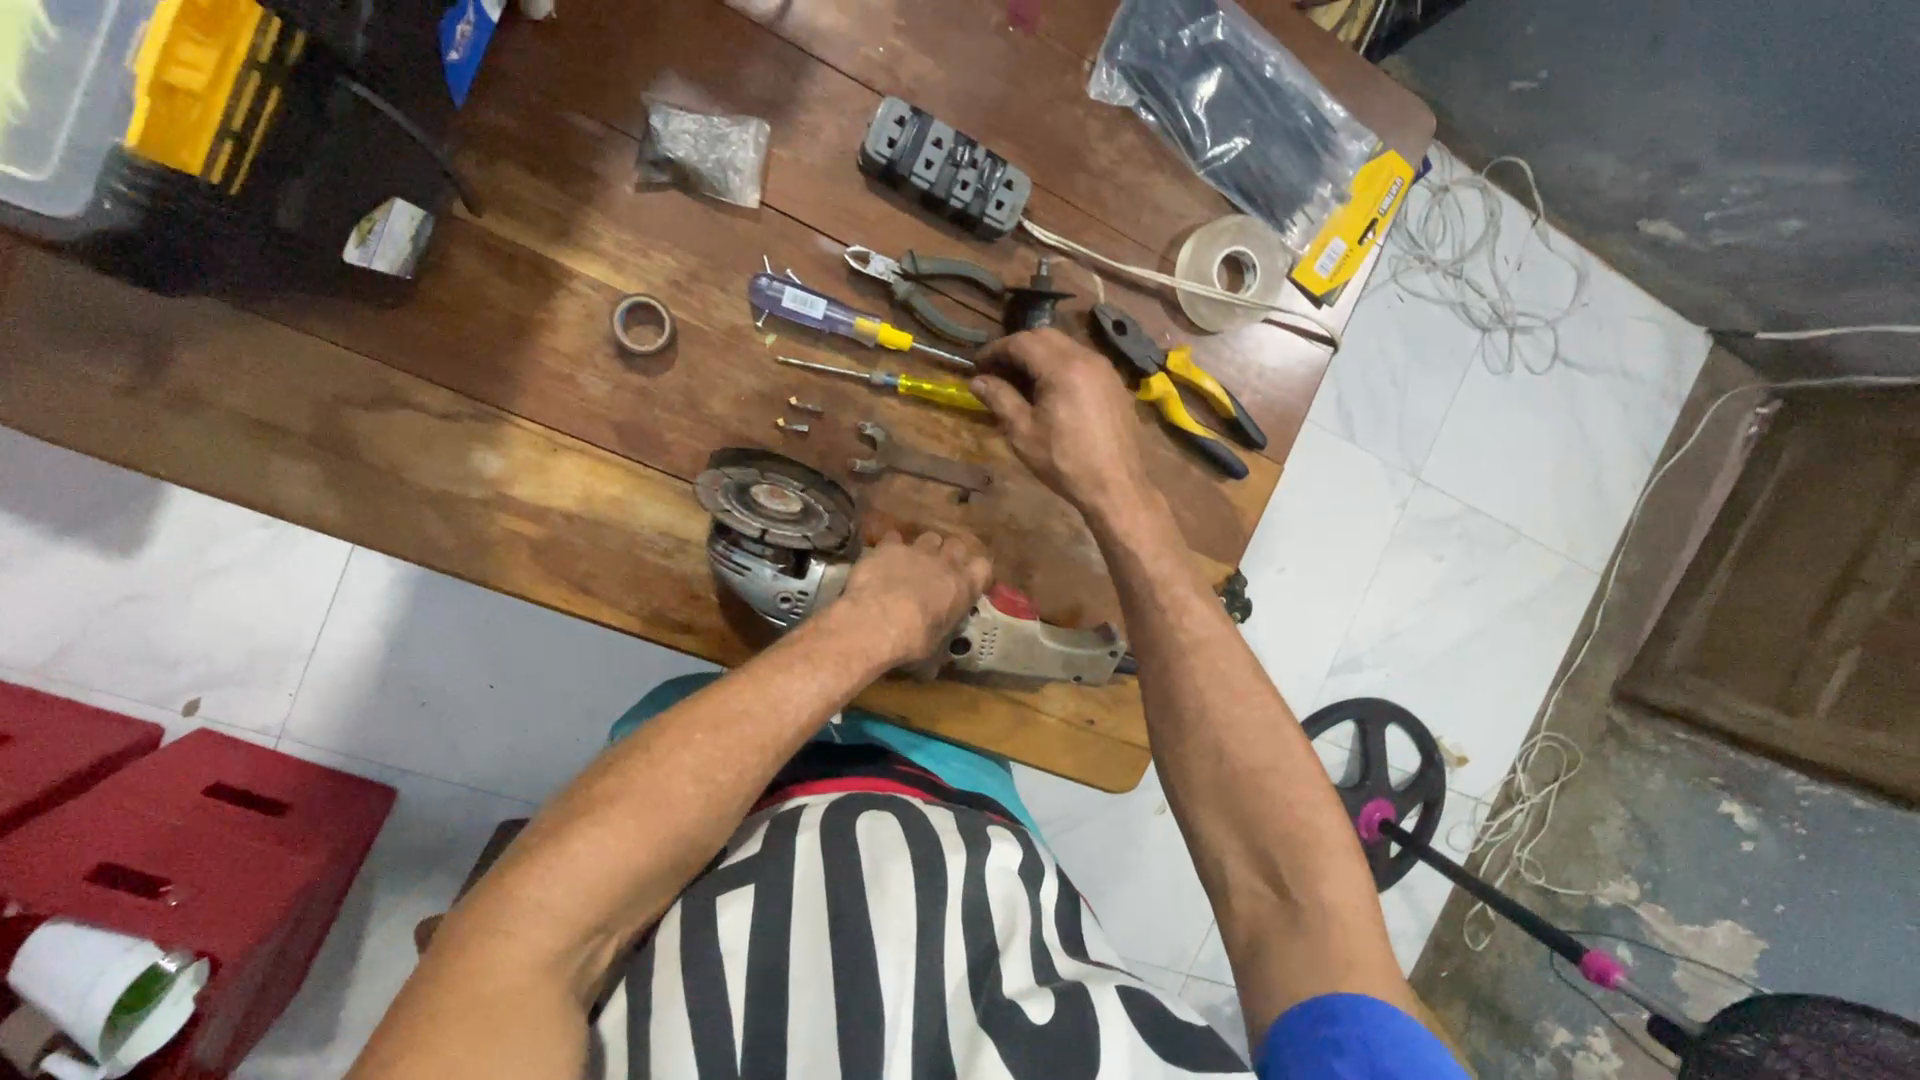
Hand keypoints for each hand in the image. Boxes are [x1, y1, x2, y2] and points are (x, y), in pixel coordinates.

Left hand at [835, 530, 991, 665]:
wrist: (877, 622)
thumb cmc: (913, 641)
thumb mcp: (934, 649)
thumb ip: (937, 640)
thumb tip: (931, 668)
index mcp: (963, 587)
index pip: (984, 567)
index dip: (976, 572)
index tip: (967, 580)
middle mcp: (945, 562)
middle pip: (956, 545)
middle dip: (949, 554)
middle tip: (937, 570)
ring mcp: (917, 551)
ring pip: (928, 538)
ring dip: (922, 549)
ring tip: (910, 563)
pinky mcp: (889, 547)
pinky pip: (894, 539)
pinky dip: (891, 548)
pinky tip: (882, 560)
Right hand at [970, 329, 1153, 521]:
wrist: (1116, 486)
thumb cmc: (1064, 462)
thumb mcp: (1023, 433)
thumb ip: (999, 399)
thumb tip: (977, 380)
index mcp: (1062, 367)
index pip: (1021, 342)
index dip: (995, 350)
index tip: (978, 366)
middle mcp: (1087, 358)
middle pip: (1045, 336)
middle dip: (1017, 348)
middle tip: (997, 370)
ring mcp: (1105, 369)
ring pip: (1066, 346)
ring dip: (1039, 355)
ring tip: (1021, 381)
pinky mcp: (1115, 384)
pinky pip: (1082, 362)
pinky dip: (1060, 365)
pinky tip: (1050, 391)